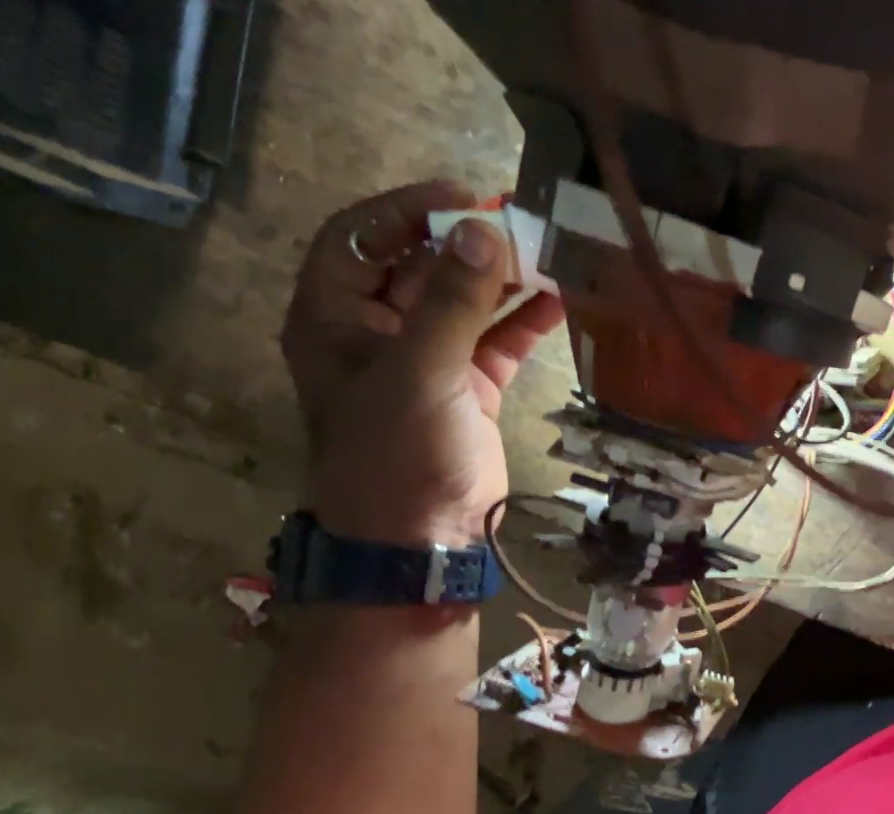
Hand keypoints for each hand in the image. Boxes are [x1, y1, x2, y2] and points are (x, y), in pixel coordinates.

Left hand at [281, 182, 564, 546]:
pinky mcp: (471, 387)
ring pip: (466, 302)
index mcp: (335, 318)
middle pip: (420, 265)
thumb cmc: (398, 453)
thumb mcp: (419, 372)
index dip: (407, 210)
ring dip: (503, 278)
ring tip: (547, 253)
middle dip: (467, 243)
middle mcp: (378, 330)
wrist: (422, 538)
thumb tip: (485, 231)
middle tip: (519, 221)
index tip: (465, 196)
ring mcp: (429, 360)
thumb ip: (453, 302)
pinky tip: (558, 300)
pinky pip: (498, 340)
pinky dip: (526, 320)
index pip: (360, 238)